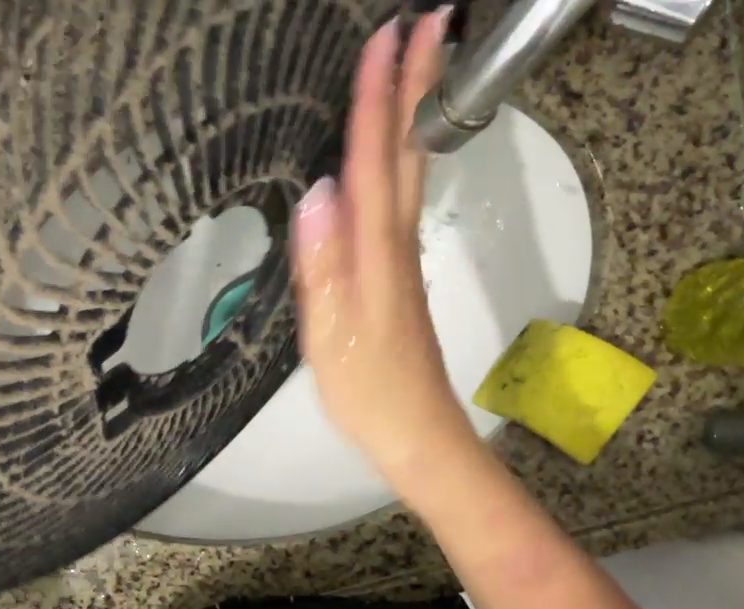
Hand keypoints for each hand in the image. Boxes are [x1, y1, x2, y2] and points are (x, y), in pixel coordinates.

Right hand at [290, 8, 476, 485]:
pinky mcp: (400, 276)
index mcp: (377, 254)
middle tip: (427, 21)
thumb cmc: (370, 392)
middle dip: (415, 84)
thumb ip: (324, 268)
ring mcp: (402, 259)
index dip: (378, 98)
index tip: (386, 36)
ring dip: (414, 114)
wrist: (416, 433)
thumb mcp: (332, 336)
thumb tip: (317, 194)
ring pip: (410, 172)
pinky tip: (395, 154)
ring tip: (418, 65)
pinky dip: (403, 159)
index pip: (375, 162)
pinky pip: (402, 199)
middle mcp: (396, 245)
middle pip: (406, 153)